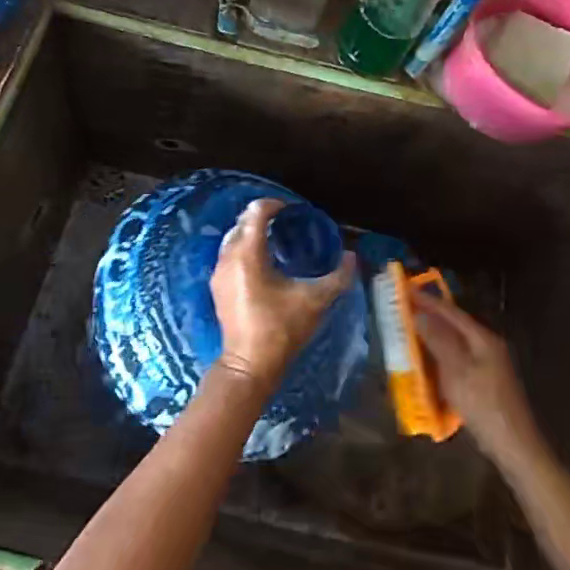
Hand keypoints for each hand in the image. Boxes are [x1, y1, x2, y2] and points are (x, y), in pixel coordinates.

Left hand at [208, 199, 356, 395]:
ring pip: (232, 240)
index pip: (256, 213)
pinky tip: (262, 264)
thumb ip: (337, 276)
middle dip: (262, 218)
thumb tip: (352, 257)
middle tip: (286, 225)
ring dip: (251, 235)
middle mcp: (228, 258)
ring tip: (275, 242)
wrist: (249, 364)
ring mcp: (218, 273)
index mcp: (248, 254)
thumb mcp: (315, 301)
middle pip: (241, 223)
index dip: (274, 205)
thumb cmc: (281, 329)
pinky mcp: (217, 288)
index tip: (293, 210)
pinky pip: (228, 257)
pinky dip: (243, 251)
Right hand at [414, 292, 546, 466]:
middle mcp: (486, 346)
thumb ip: (437, 340)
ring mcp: (487, 365)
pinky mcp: (482, 381)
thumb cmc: (482, 404)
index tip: (405, 289)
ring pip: (454, 342)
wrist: (512, 444)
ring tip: (408, 331)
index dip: (428, 301)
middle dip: (429, 315)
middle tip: (403, 308)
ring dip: (432, 335)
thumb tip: (419, 314)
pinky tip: (425, 362)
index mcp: (482, 339)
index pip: (451, 312)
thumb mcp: (456, 370)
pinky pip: (455, 359)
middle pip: (454, 325)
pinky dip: (438, 355)